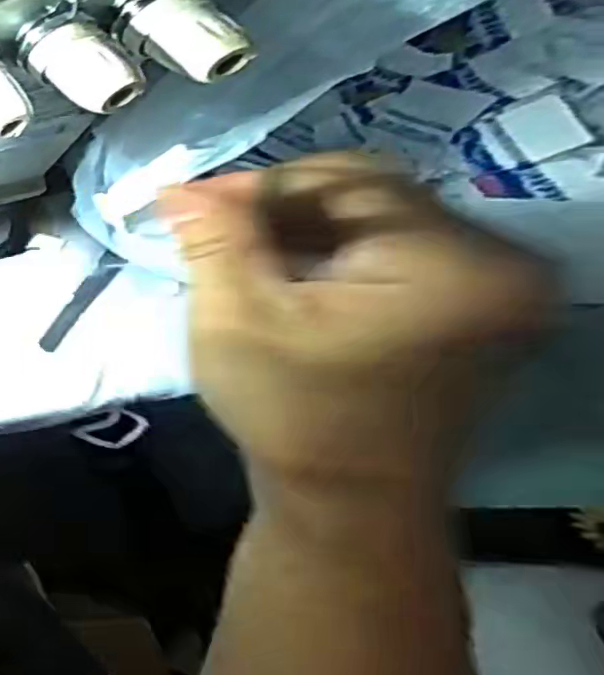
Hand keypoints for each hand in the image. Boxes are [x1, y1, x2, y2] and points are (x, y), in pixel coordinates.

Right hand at [160, 153, 554, 509]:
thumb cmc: (286, 405)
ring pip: (374, 218)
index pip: (344, 183)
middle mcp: (496, 262)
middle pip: (368, 194)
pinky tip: (275, 266)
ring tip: (230, 245)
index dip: (256, 186)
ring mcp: (490, 284)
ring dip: (296, 223)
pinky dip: (325, 248)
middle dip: (276, 202)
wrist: (343, 491)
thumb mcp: (234, 316)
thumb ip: (214, 241)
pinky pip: (388, 248)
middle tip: (205, 221)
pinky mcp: (468, 304)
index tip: (185, 201)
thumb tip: (179, 187)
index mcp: (451, 264)